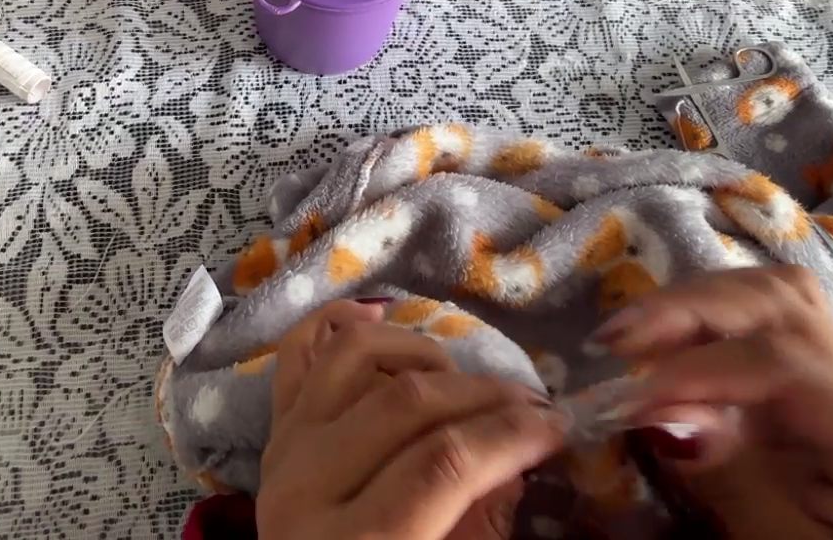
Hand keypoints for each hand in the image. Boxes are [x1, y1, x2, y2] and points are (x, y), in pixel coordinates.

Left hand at [258, 299, 566, 539]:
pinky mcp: (275, 430)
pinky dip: (335, 323)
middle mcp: (304, 486)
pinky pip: (297, 353)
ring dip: (417, 351)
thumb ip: (482, 520)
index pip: (440, 465)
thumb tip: (517, 448)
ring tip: (460, 377)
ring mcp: (282, 449)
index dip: (507, 434)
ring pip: (352, 357)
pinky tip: (375, 313)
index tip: (557, 423)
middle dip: (479, 394)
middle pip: (403, 404)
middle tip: (530, 400)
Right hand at [593, 267, 832, 539]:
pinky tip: (663, 340)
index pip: (786, 363)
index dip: (698, 368)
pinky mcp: (814, 392)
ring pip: (770, 296)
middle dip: (686, 309)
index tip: (630, 394)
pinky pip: (760, 326)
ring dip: (692, 303)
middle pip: (779, 303)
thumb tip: (658, 412)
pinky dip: (706, 320)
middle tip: (612, 338)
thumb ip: (735, 482)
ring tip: (631, 334)